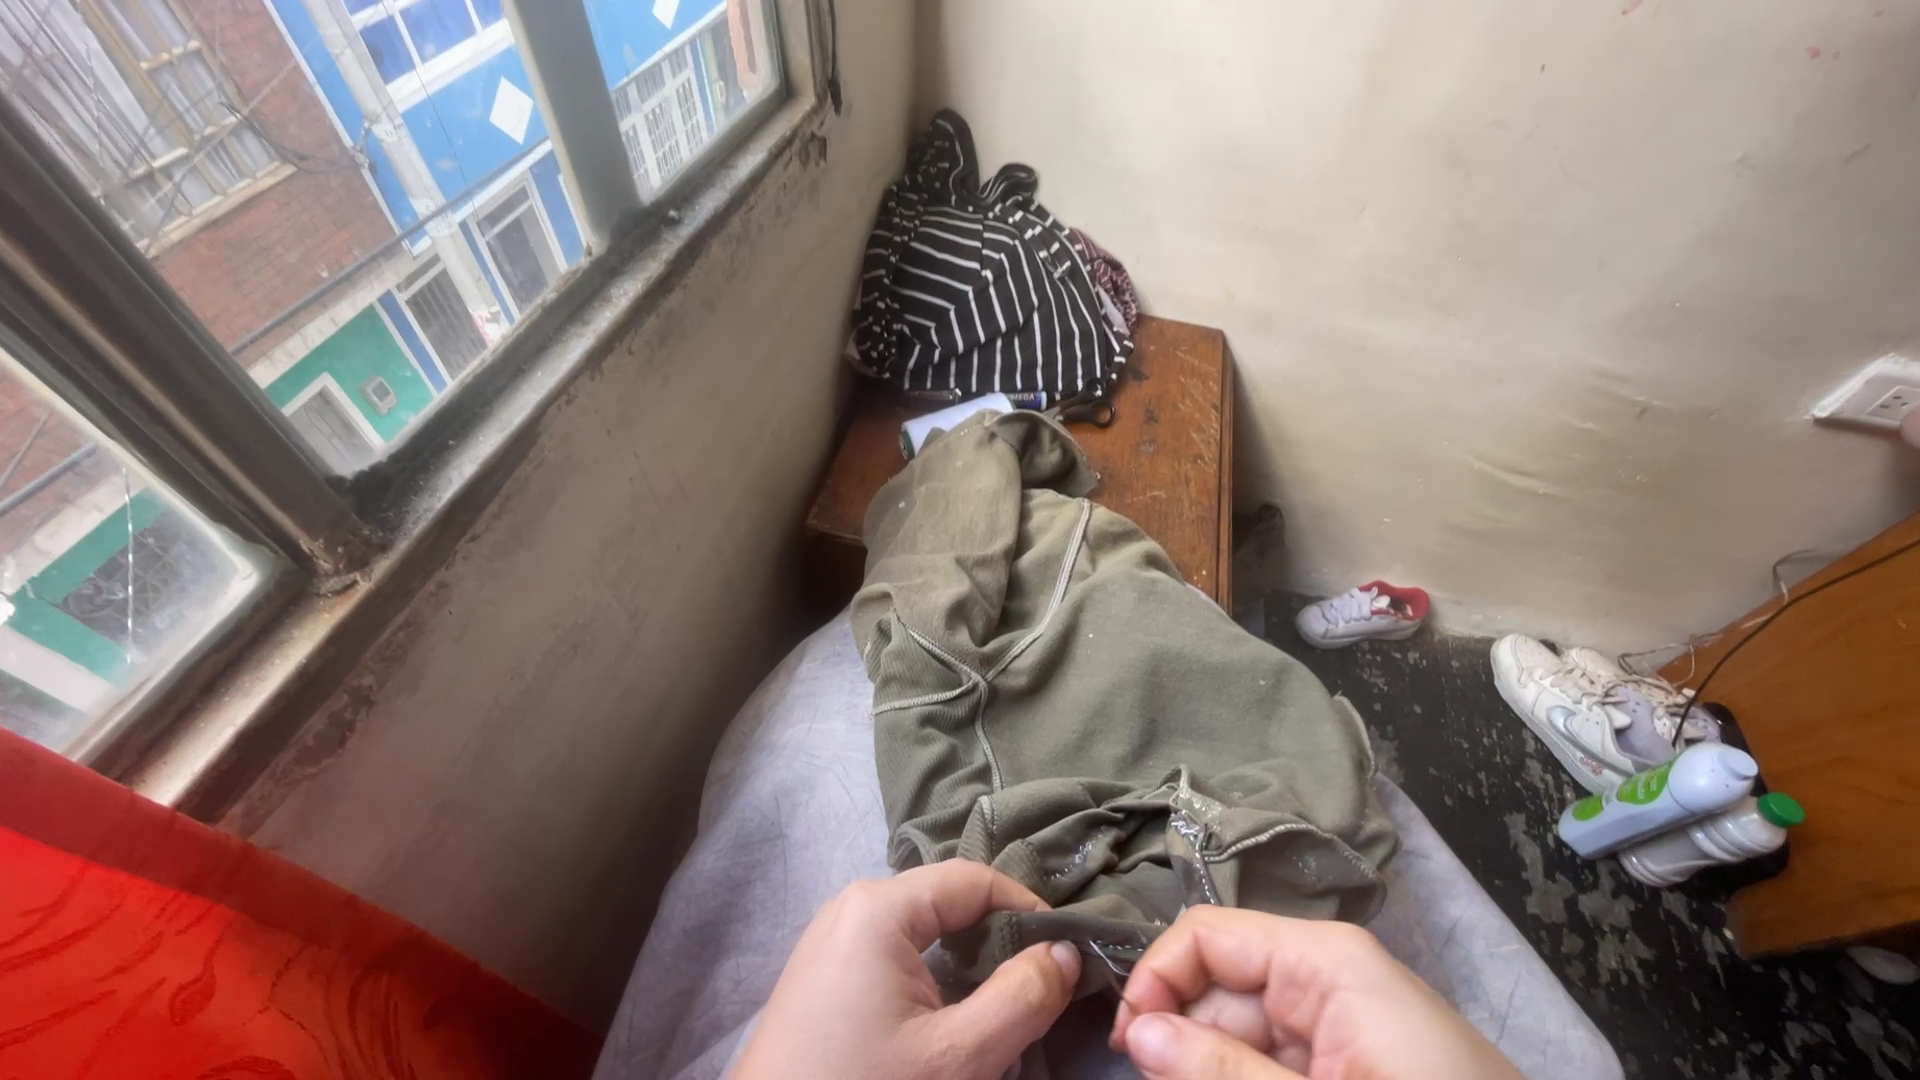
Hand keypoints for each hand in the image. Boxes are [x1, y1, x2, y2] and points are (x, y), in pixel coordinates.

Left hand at [734, 862, 1081, 1079]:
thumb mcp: (955, 1059)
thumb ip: (1021, 999)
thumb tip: (1065, 952)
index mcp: (879, 906)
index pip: (973, 880)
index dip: (1026, 907)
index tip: (1066, 950)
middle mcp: (853, 904)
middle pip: (947, 900)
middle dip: (998, 938)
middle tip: (1039, 984)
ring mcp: (834, 936)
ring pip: (923, 929)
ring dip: (968, 961)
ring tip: (1002, 1005)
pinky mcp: (826, 971)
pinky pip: (895, 952)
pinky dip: (934, 975)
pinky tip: (951, 1017)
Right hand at [1110, 907, 1524, 1079]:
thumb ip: (1226, 1070)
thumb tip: (1135, 1034)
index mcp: (1323, 958)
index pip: (1207, 933)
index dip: (1158, 978)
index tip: (1129, 1049)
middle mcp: (1327, 974)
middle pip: (1220, 987)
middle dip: (1185, 1041)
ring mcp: (1343, 1021)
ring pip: (1244, 1033)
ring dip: (1216, 1068)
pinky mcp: (1353, 1061)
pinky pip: (1279, 1062)